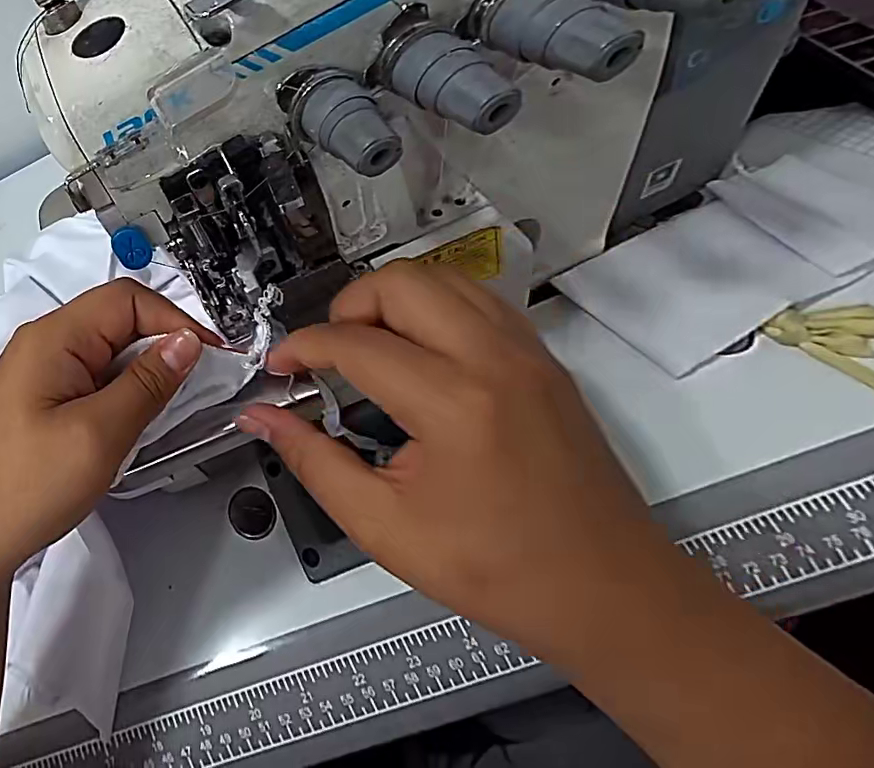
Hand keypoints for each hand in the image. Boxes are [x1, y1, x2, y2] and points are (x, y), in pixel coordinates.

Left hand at [0, 278, 217, 578]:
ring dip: (141, 370)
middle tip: (191, 382)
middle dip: (160, 344)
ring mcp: (40, 369)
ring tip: (159, 409)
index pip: (127, 300)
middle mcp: (43, 344)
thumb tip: (184, 343)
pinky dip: (121, 389)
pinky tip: (129, 420)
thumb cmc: (19, 490)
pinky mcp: (42, 395)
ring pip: (109, 348)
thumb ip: (147, 383)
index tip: (207, 352)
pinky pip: (94, 374)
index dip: (174, 320)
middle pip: (118, 318)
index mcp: (52, 338)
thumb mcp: (99, 434)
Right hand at [235, 263, 684, 664]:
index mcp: (454, 404)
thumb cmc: (497, 570)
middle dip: (346, 308)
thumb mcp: (383, 526)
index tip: (280, 368)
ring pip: (439, 277)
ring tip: (371, 348)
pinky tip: (418, 351)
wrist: (613, 596)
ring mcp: (526, 352)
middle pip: (398, 282)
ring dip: (390, 300)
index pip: (354, 342)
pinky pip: (475, 297)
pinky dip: (432, 306)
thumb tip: (261, 417)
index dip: (302, 347)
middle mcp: (494, 359)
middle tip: (331, 355)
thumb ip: (312, 460)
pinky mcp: (542, 357)